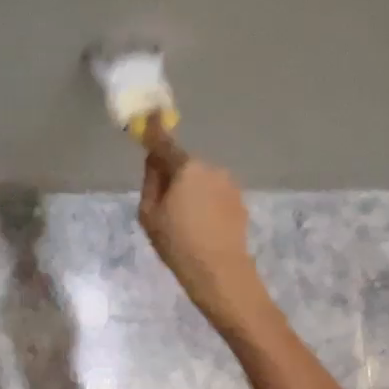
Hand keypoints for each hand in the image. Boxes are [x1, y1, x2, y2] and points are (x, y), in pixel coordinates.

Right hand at [139, 149, 276, 334]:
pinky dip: (205, 204)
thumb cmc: (178, 244)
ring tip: (183, 223)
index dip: (154, 131)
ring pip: (200, 180)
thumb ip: (150, 181)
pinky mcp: (239, 201)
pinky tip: (200, 228)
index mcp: (186, 167)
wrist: (220, 272)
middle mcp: (210, 168)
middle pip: (184, 164)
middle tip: (162, 206)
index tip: (149, 116)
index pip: (165, 143)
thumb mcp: (149, 214)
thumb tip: (154, 162)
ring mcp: (229, 184)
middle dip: (173, 175)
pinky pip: (214, 195)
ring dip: (191, 191)